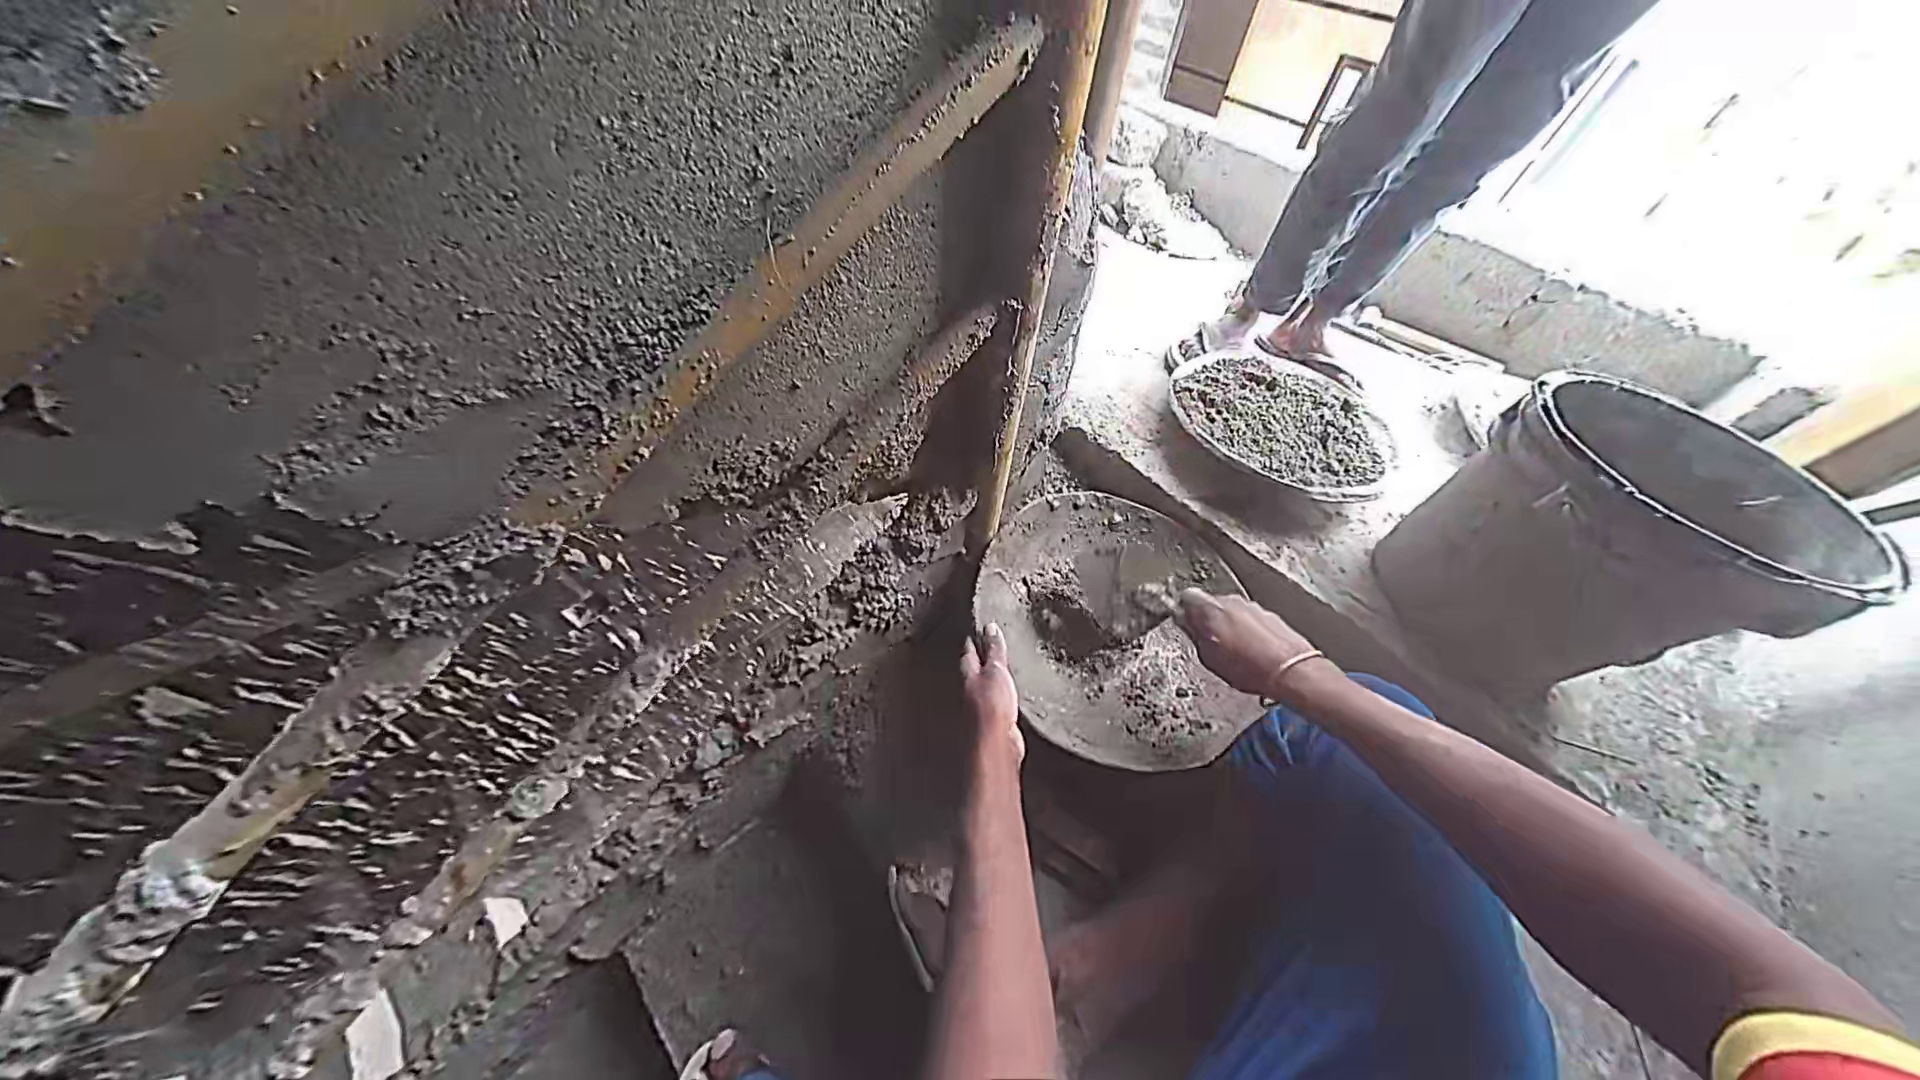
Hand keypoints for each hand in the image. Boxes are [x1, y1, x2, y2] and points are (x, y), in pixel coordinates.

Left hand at [961, 623, 1023, 766]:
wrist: (997, 744)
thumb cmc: (992, 706)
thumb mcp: (997, 671)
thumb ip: (994, 651)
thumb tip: (990, 627)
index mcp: (969, 676)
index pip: (969, 653)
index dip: (973, 642)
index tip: (976, 632)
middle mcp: (970, 691)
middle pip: (972, 671)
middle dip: (977, 660)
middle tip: (983, 648)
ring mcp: (980, 708)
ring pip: (982, 687)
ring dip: (987, 679)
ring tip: (996, 670)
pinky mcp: (993, 722)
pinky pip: (995, 702)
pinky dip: (999, 696)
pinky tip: (1005, 696)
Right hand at [1175, 589, 1330, 699]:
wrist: (1291, 672)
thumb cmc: (1252, 668)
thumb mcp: (1208, 658)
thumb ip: (1194, 636)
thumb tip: (1188, 626)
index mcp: (1209, 608)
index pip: (1186, 597)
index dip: (1184, 612)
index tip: (1187, 626)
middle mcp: (1231, 601)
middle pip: (1210, 603)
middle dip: (1208, 619)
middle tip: (1210, 643)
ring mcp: (1252, 606)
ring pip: (1231, 611)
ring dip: (1229, 625)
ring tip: (1234, 652)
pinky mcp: (1269, 615)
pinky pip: (1250, 619)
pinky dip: (1248, 631)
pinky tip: (1251, 652)